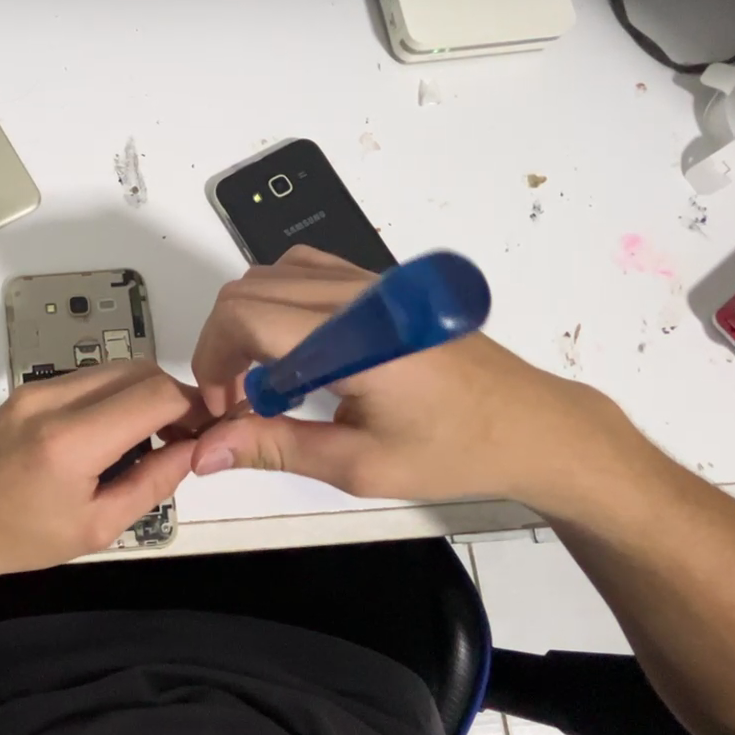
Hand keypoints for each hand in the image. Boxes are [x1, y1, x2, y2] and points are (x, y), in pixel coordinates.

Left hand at [0, 361, 196, 595]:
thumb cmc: (22, 537)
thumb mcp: (97, 526)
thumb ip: (152, 483)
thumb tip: (196, 450)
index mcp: (70, 441)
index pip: (155, 394)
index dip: (193, 407)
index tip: (205, 432)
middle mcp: (51, 400)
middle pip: (139, 369)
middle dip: (172, 397)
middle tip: (182, 437)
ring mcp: (35, 389)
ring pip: (113, 368)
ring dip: (143, 393)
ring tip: (148, 438)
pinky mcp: (26, 389)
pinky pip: (87, 378)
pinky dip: (114, 395)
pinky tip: (113, 433)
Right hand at [186, 245, 642, 508]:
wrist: (530, 425)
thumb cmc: (451, 452)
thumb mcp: (358, 464)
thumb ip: (275, 449)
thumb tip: (205, 452)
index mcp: (350, 340)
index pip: (244, 317)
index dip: (213, 360)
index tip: (224, 409)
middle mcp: (354, 297)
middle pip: (244, 293)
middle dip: (222, 347)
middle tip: (239, 403)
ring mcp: (367, 282)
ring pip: (266, 277)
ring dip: (245, 325)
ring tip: (265, 380)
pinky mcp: (376, 284)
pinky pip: (300, 271)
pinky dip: (273, 304)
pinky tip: (293, 349)